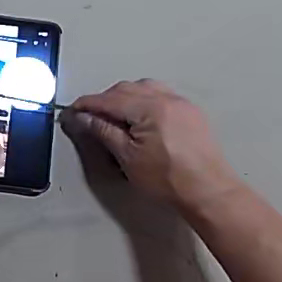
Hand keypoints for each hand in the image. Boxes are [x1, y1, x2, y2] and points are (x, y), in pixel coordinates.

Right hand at [62, 79, 244, 211]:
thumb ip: (103, 131)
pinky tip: (139, 117)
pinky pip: (161, 95)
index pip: (110, 99)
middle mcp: (167, 99)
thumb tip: (83, 117)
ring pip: (145, 88)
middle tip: (90, 117)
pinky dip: (144, 100)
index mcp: (150, 108)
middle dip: (105, 99)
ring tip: (114, 116)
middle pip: (127, 89)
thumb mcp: (127, 157)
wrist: (209, 192)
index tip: (72, 110)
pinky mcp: (191, 113)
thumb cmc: (167, 179)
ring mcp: (182, 104)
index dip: (88, 104)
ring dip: (125, 97)